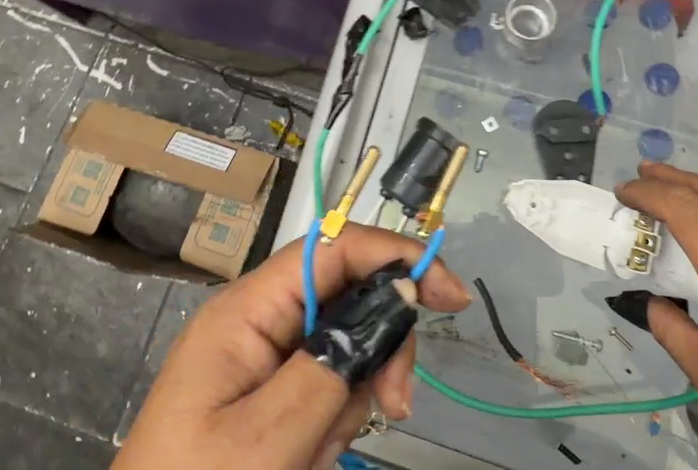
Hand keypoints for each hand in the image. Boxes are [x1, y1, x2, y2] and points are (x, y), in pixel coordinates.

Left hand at [115, 223, 470, 469]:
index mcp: (248, 309)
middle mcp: (258, 319)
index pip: (332, 248)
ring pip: (346, 345)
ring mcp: (264, 356)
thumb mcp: (268, 436)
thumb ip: (334, 361)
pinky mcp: (270, 390)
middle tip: (395, 404)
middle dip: (379, 346)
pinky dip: (335, 419)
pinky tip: (313, 454)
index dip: (394, 255)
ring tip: (320, 452)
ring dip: (354, 397)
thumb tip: (396, 292)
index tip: (449, 294)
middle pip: (348, 296)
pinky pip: (327, 384)